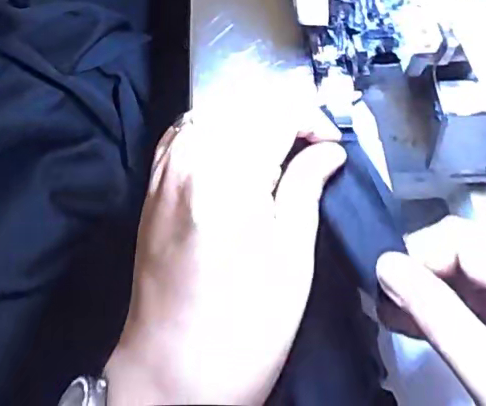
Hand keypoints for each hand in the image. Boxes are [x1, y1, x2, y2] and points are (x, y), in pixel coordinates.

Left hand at [103, 106, 348, 405]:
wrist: (169, 381)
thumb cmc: (243, 330)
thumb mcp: (293, 258)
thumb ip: (308, 186)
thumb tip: (328, 150)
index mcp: (227, 180)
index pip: (277, 115)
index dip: (312, 121)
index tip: (332, 145)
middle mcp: (189, 163)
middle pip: (247, 107)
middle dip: (286, 120)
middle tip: (313, 150)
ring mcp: (165, 171)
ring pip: (217, 112)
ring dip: (253, 122)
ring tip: (279, 154)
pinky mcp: (153, 185)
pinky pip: (188, 130)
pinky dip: (217, 129)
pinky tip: (236, 152)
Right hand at [376, 217, 485, 405]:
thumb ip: (437, 316)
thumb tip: (385, 264)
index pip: (462, 238)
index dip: (418, 254)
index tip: (379, 283)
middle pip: (469, 253)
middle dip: (423, 272)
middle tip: (379, 301)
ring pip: (476, 280)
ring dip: (434, 294)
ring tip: (389, 315)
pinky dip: (456, 314)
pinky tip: (424, 327)